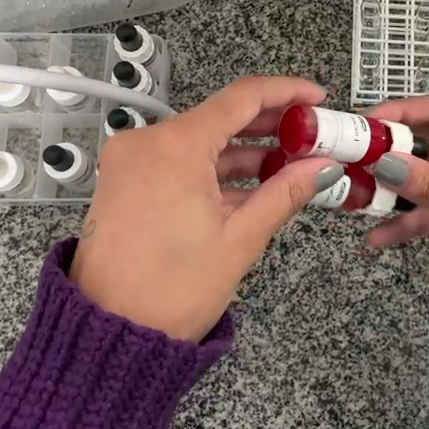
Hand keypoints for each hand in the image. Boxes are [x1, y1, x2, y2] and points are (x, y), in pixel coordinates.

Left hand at [70, 75, 344, 340]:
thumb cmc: (166, 293)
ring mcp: (132, 161)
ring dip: (245, 149)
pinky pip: (180, 161)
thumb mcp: (239, 239)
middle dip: (270, 124)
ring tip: (290, 162)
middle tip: (311, 135)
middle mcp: (147, 143)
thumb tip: (322, 166)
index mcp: (175, 146)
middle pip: (221, 115)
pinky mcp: (126, 182)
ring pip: (201, 139)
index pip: (242, 97)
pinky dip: (216, 169)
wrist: (107, 336)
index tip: (316, 96)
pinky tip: (252, 184)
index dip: (287, 92)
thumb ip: (285, 192)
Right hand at [360, 96, 428, 267]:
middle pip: (421, 145)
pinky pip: (418, 214)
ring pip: (414, 179)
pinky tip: (376, 236)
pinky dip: (398, 224)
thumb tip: (385, 163)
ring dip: (386, 187)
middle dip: (387, 152)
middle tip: (352, 155)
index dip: (403, 112)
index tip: (368, 120)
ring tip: (354, 192)